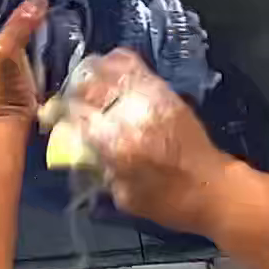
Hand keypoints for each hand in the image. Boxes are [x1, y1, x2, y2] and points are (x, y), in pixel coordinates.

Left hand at [0, 0, 48, 125]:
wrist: (9, 122)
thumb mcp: (6, 50)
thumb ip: (20, 24)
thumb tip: (36, 0)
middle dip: (5, 9)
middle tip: (22, 2)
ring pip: (1, 30)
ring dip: (16, 23)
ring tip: (31, 14)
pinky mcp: (4, 67)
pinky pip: (14, 43)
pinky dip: (24, 36)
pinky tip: (36, 31)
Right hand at [65, 50, 242, 235]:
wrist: (215, 190)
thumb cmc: (169, 202)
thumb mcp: (124, 196)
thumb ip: (99, 169)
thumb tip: (80, 149)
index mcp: (117, 142)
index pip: (75, 113)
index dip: (59, 112)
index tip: (53, 116)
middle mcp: (131, 112)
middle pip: (88, 84)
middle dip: (73, 91)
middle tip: (70, 101)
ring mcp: (149, 97)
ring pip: (109, 67)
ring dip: (92, 74)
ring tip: (87, 84)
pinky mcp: (164, 91)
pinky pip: (133, 65)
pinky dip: (116, 65)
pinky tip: (109, 76)